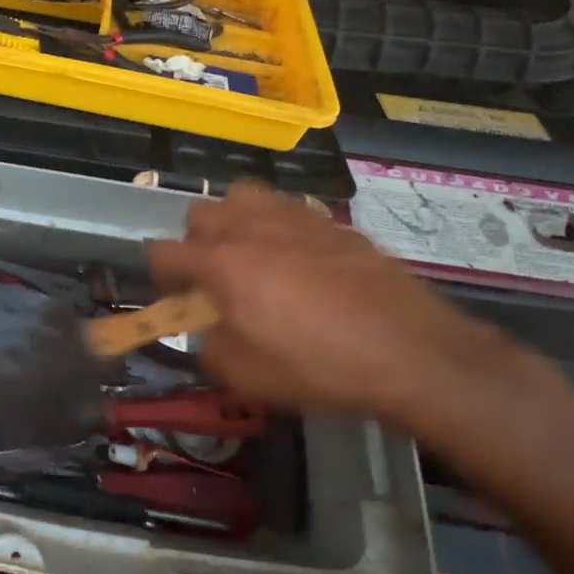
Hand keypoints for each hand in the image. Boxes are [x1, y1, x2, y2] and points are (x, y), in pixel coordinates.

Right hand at [150, 181, 511, 421]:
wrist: (412, 352)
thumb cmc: (320, 367)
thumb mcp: (247, 377)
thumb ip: (209, 347)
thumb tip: (206, 330)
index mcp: (220, 263)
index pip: (162, 252)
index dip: (161, 275)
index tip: (175, 297)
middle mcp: (248, 228)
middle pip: (198, 215)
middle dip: (196, 242)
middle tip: (216, 277)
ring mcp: (293, 219)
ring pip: (242, 197)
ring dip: (235, 220)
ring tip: (254, 252)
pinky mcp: (332, 223)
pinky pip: (289, 211)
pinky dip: (281, 227)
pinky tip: (302, 260)